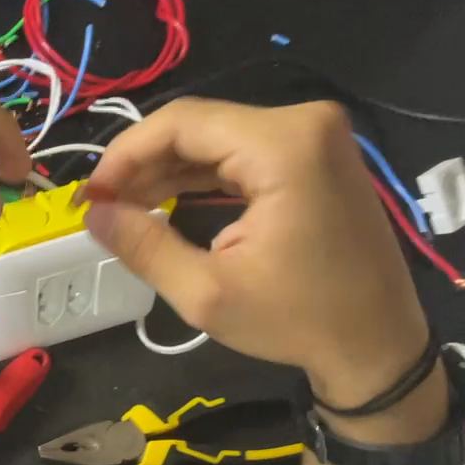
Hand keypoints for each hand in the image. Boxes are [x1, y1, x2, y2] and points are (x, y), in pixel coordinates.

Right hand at [81, 99, 428, 406]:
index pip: (181, 123)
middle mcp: (302, 123)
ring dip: (164, 170)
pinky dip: (196, 176)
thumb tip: (93, 214)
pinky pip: (238, 154)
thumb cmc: (294, 320)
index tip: (89, 197)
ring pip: (214, 138)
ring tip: (123, 209)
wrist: (375, 342)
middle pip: (197, 125)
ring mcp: (313, 137)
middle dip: (140, 164)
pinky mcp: (313, 157)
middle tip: (100, 206)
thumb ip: (143, 246)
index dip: (123, 155)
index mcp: (283, 146)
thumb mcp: (205, 292)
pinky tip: (163, 202)